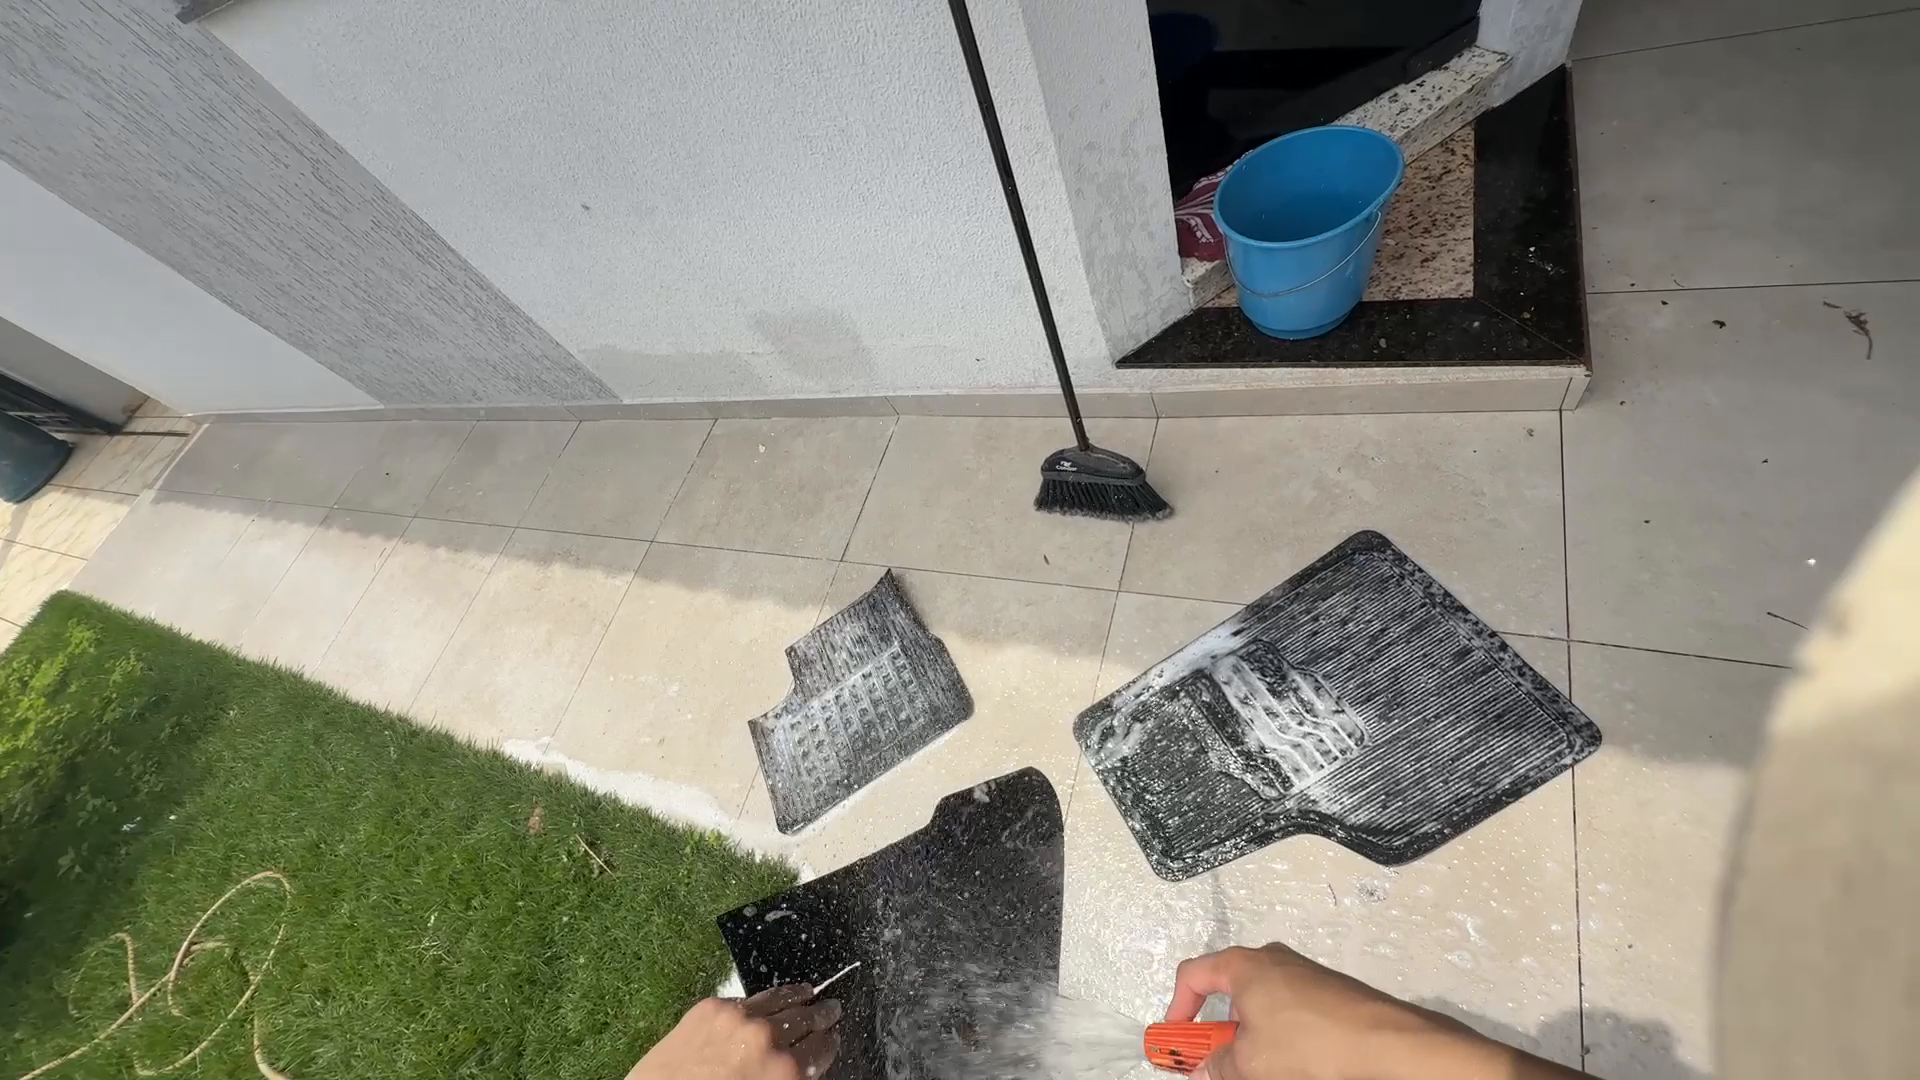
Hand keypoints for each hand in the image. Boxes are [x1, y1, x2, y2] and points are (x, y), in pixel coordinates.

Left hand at [626, 984, 843, 1079]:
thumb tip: (797, 1067)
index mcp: (783, 1073)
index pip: (821, 1049)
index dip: (829, 1042)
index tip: (833, 1036)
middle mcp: (766, 1039)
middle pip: (805, 1018)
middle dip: (822, 1014)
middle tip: (832, 1009)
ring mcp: (737, 1019)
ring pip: (777, 999)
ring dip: (797, 996)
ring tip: (807, 992)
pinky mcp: (710, 1009)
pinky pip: (743, 1001)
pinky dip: (758, 1003)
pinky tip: (764, 1002)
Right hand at [1166, 944, 1581, 1079]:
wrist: (1393, 1047)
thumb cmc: (1308, 1044)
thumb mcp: (1253, 1064)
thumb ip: (1219, 1065)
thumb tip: (1203, 1069)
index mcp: (1243, 965)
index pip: (1193, 973)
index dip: (1177, 1008)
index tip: (1174, 1043)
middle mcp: (1270, 960)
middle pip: (1228, 990)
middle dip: (1218, 1031)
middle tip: (1218, 1066)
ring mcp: (1304, 976)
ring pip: (1261, 1006)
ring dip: (1250, 1040)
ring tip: (1261, 1072)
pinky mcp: (1331, 996)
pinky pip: (1290, 1014)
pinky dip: (1280, 1040)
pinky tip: (1294, 1068)